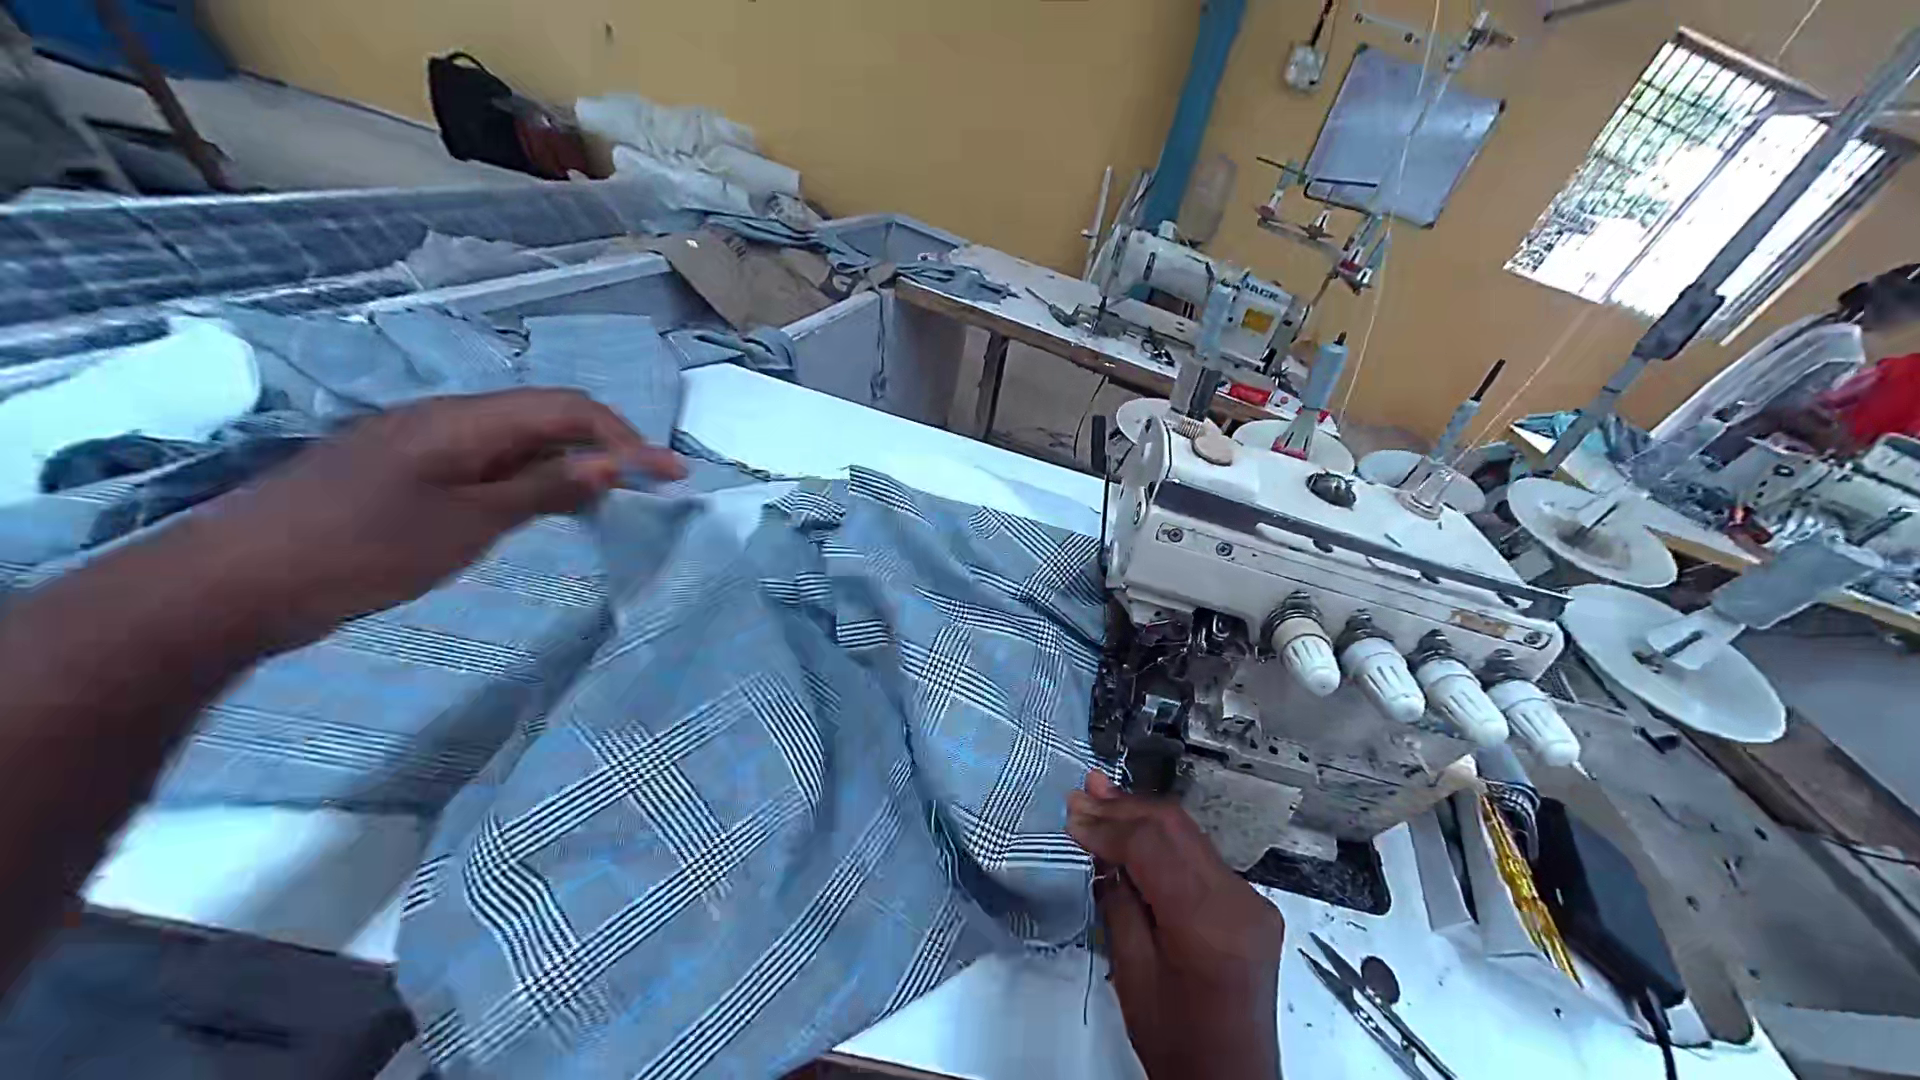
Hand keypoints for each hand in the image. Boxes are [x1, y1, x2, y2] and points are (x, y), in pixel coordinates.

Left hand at [184, 389, 682, 647]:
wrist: (233, 585)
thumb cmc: (362, 551)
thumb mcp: (469, 523)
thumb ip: (544, 487)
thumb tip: (613, 463)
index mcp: (463, 421)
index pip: (569, 410)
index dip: (627, 438)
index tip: (671, 475)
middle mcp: (447, 419)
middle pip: (547, 418)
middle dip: (606, 448)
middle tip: (648, 487)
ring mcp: (423, 444)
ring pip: (518, 440)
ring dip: (570, 464)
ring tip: (608, 500)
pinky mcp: (407, 471)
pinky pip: (489, 462)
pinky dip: (532, 479)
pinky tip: (542, 506)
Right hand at [1068, 770, 1284, 1079]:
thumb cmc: (1175, 1038)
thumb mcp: (1132, 971)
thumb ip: (1118, 900)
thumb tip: (1098, 845)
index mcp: (1208, 924)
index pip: (1151, 846)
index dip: (1107, 825)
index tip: (1072, 815)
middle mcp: (1238, 901)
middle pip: (1174, 827)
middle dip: (1123, 807)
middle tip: (1082, 793)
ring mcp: (1251, 899)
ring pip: (1188, 833)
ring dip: (1141, 815)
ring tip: (1100, 797)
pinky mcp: (1250, 902)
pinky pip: (1200, 854)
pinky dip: (1162, 839)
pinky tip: (1133, 828)